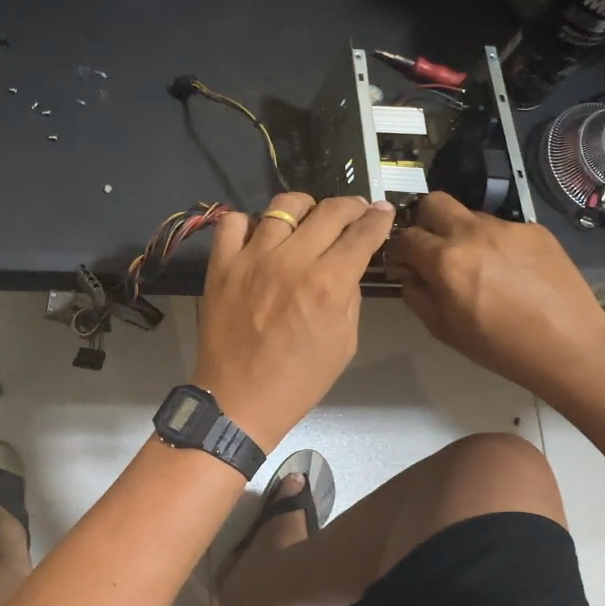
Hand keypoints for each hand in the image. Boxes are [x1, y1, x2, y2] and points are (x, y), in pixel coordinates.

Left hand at [192, 193, 395, 446]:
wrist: (239, 400)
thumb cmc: (299, 380)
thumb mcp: (345, 343)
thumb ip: (349, 296)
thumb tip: (348, 265)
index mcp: (329, 282)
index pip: (363, 232)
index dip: (379, 218)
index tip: (382, 212)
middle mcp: (293, 260)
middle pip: (329, 210)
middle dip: (350, 206)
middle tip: (353, 211)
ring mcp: (252, 258)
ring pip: (283, 206)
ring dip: (304, 208)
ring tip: (307, 219)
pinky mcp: (221, 264)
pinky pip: (233, 223)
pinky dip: (249, 222)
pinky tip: (259, 236)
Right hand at [390, 192, 604, 400]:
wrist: (567, 343)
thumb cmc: (497, 344)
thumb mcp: (442, 328)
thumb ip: (416, 294)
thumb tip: (409, 273)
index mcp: (445, 259)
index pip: (405, 236)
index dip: (397, 250)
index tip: (403, 264)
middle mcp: (473, 233)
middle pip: (434, 202)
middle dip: (424, 220)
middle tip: (431, 247)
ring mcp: (507, 227)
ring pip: (470, 216)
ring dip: (462, 235)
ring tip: (478, 266)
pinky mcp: (535, 230)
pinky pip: (503, 229)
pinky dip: (495, 244)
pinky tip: (510, 271)